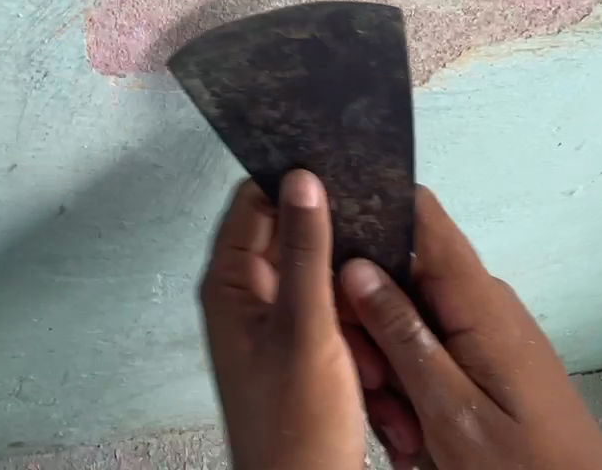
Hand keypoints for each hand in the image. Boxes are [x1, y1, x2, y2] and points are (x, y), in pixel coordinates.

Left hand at [200, 172, 367, 469]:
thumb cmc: (296, 425)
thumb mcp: (307, 327)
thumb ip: (306, 250)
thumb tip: (302, 179)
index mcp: (230, 281)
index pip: (252, 204)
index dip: (289, 186)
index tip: (336, 176)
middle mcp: (245, 295)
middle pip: (289, 240)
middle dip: (332, 252)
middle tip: (368, 263)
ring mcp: (272, 323)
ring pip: (317, 280)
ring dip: (348, 298)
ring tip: (365, 334)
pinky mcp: (298, 349)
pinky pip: (329, 316)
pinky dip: (352, 329)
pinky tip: (371, 360)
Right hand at [339, 187, 601, 469]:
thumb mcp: (452, 412)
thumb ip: (401, 334)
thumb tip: (353, 267)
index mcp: (474, 297)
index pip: (418, 210)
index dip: (369, 204)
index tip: (322, 233)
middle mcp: (476, 299)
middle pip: (394, 271)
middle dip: (365, 319)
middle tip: (368, 381)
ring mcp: (478, 328)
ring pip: (401, 316)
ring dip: (385, 363)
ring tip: (399, 426)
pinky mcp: (479, 356)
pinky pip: (422, 346)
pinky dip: (406, 381)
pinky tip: (411, 429)